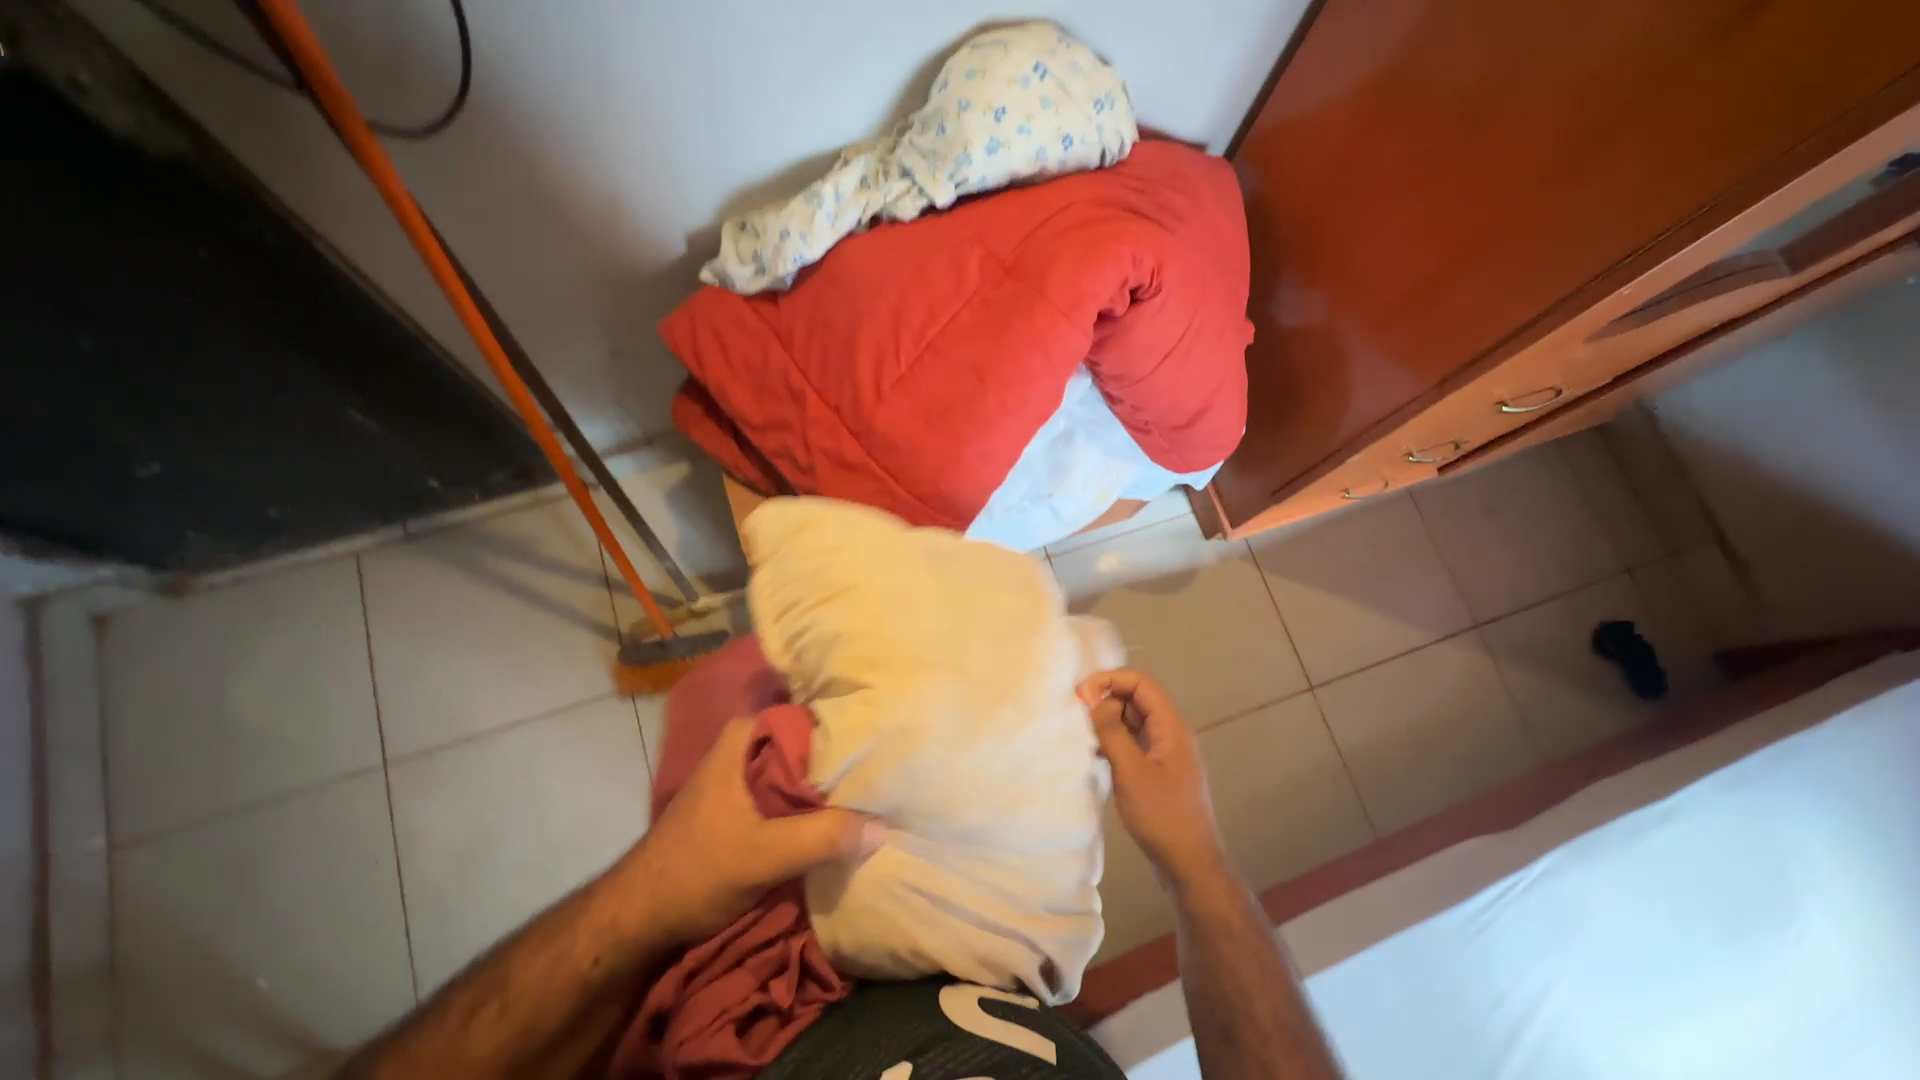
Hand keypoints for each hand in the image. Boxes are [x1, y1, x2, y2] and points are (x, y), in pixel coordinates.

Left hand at [623, 718, 885, 944]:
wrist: (639, 919)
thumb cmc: (696, 872)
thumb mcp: (765, 856)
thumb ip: (822, 838)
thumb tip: (883, 825)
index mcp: (742, 740)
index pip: (805, 714)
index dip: (843, 724)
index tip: (881, 738)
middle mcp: (742, 751)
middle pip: (806, 745)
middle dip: (840, 758)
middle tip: (886, 770)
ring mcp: (741, 783)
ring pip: (797, 774)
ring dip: (827, 788)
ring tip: (875, 794)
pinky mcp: (742, 812)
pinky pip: (788, 798)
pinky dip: (811, 808)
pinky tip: (840, 822)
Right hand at [1079, 670, 1229, 887]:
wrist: (1189, 862)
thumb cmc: (1162, 815)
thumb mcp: (1131, 771)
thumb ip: (1112, 731)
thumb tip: (1094, 699)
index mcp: (1171, 727)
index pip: (1141, 683)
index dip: (1110, 680)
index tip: (1081, 695)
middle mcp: (1171, 733)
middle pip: (1138, 698)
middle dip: (1107, 698)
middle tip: (1079, 716)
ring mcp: (1166, 752)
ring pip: (1134, 720)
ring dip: (1109, 721)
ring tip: (1084, 735)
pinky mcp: (1158, 770)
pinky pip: (1134, 742)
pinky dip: (1115, 740)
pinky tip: (1097, 755)